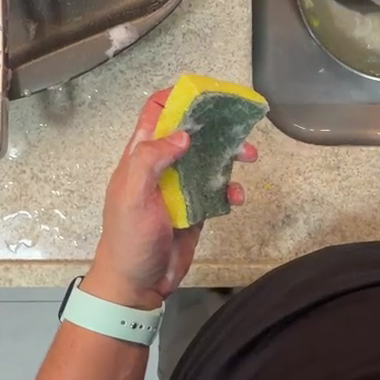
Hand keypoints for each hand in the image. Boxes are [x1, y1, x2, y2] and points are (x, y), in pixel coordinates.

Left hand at [85, 88, 258, 310]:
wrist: (137, 284)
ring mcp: (181, 188)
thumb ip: (152, 159)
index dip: (178, 98)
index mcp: (140, 156)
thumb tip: (183, 135)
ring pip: (209, 160)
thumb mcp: (132, 194)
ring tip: (251, 156)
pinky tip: (236, 199)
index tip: (207, 95)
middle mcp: (162, 166)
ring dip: (231, 155)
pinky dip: (231, 191)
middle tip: (241, 124)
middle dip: (216, 125)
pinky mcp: (197, 209)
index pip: (157, 112)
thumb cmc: (129, 238)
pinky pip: (218, 192)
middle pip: (191, 132)